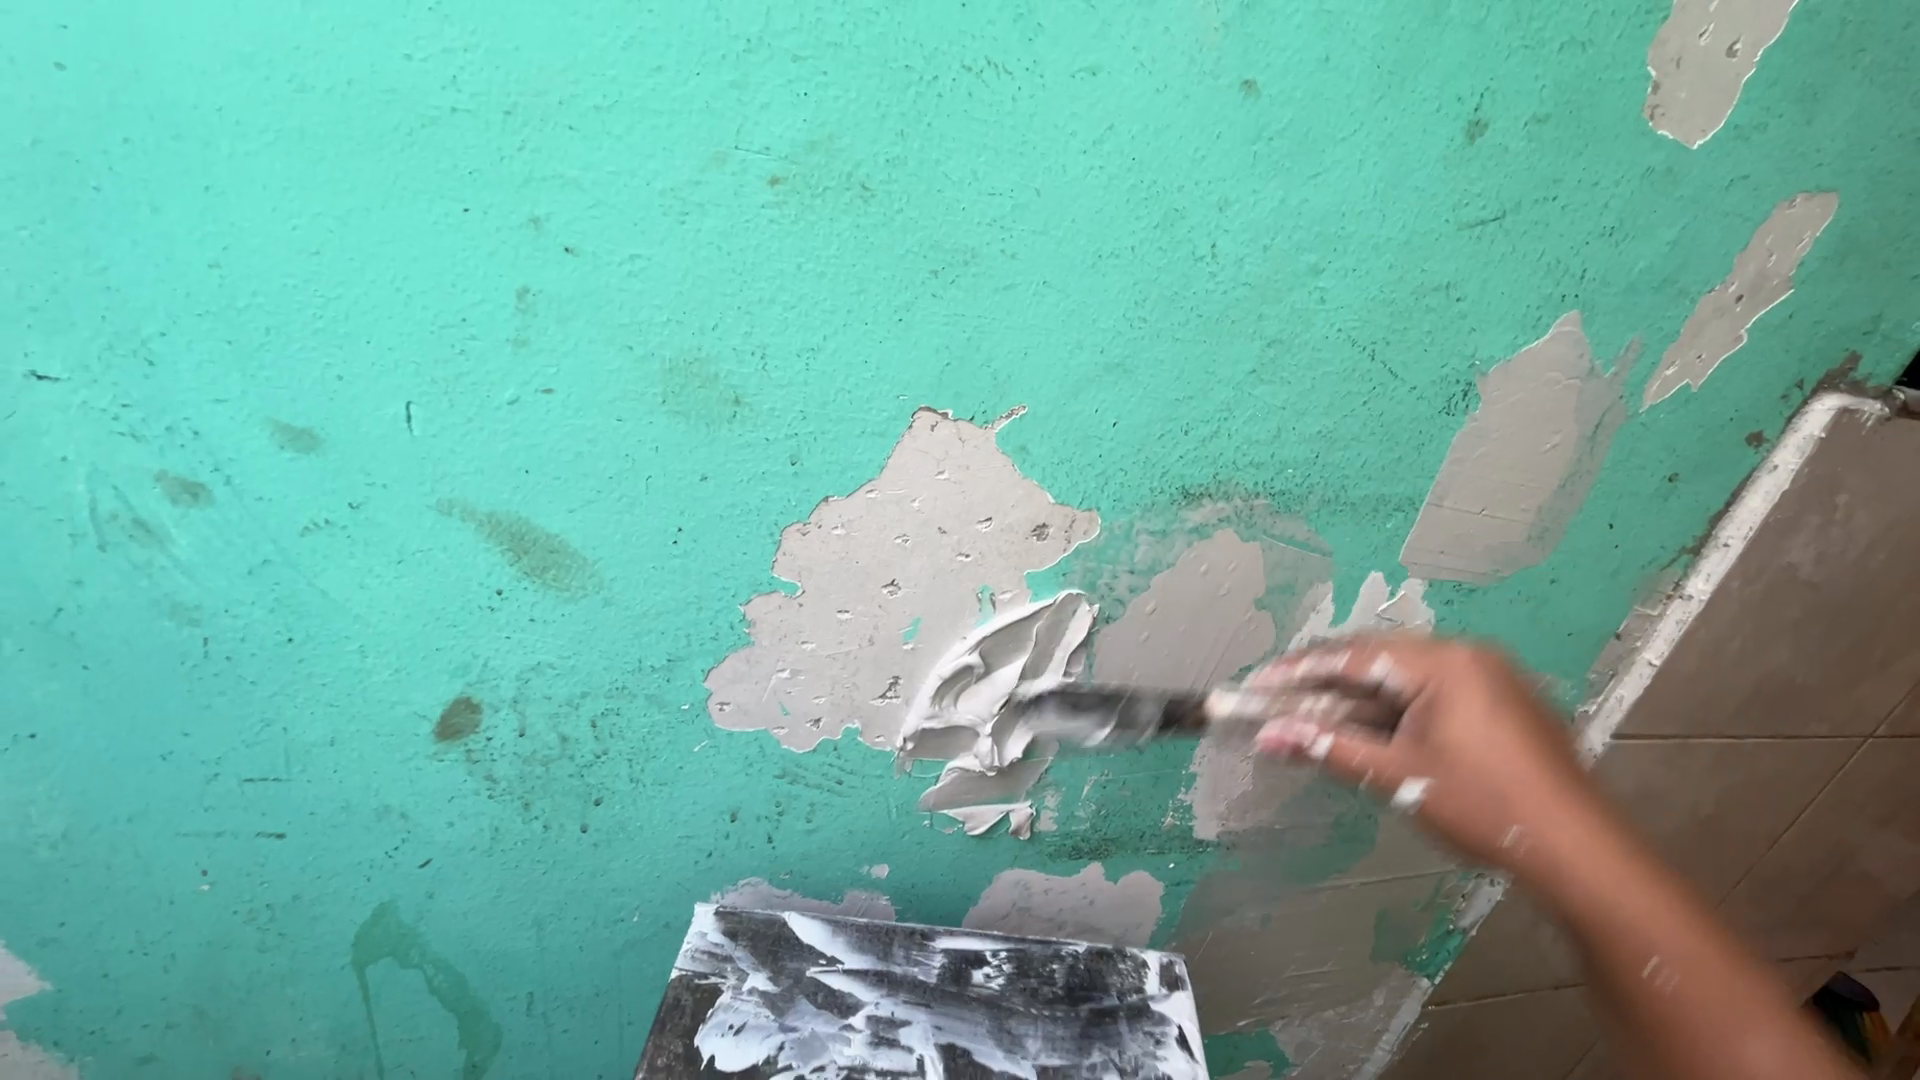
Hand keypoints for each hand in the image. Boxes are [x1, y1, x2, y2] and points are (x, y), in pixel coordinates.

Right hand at [1247, 634, 1609, 878]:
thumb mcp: (1396, 776)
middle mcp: (1468, 655)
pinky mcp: (1503, 702)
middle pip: (1377, 658)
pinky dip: (1392, 706)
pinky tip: (1369, 726)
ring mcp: (1491, 677)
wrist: (1582, 855)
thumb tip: (1265, 736)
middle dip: (1324, 679)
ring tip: (1314, 712)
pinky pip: (1431, 690)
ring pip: (1403, 675)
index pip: (1354, 656)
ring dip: (1357, 694)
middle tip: (1280, 697)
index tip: (1257, 683)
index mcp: (1444, 662)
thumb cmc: (1483, 807)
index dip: (1299, 670)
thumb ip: (1327, 747)